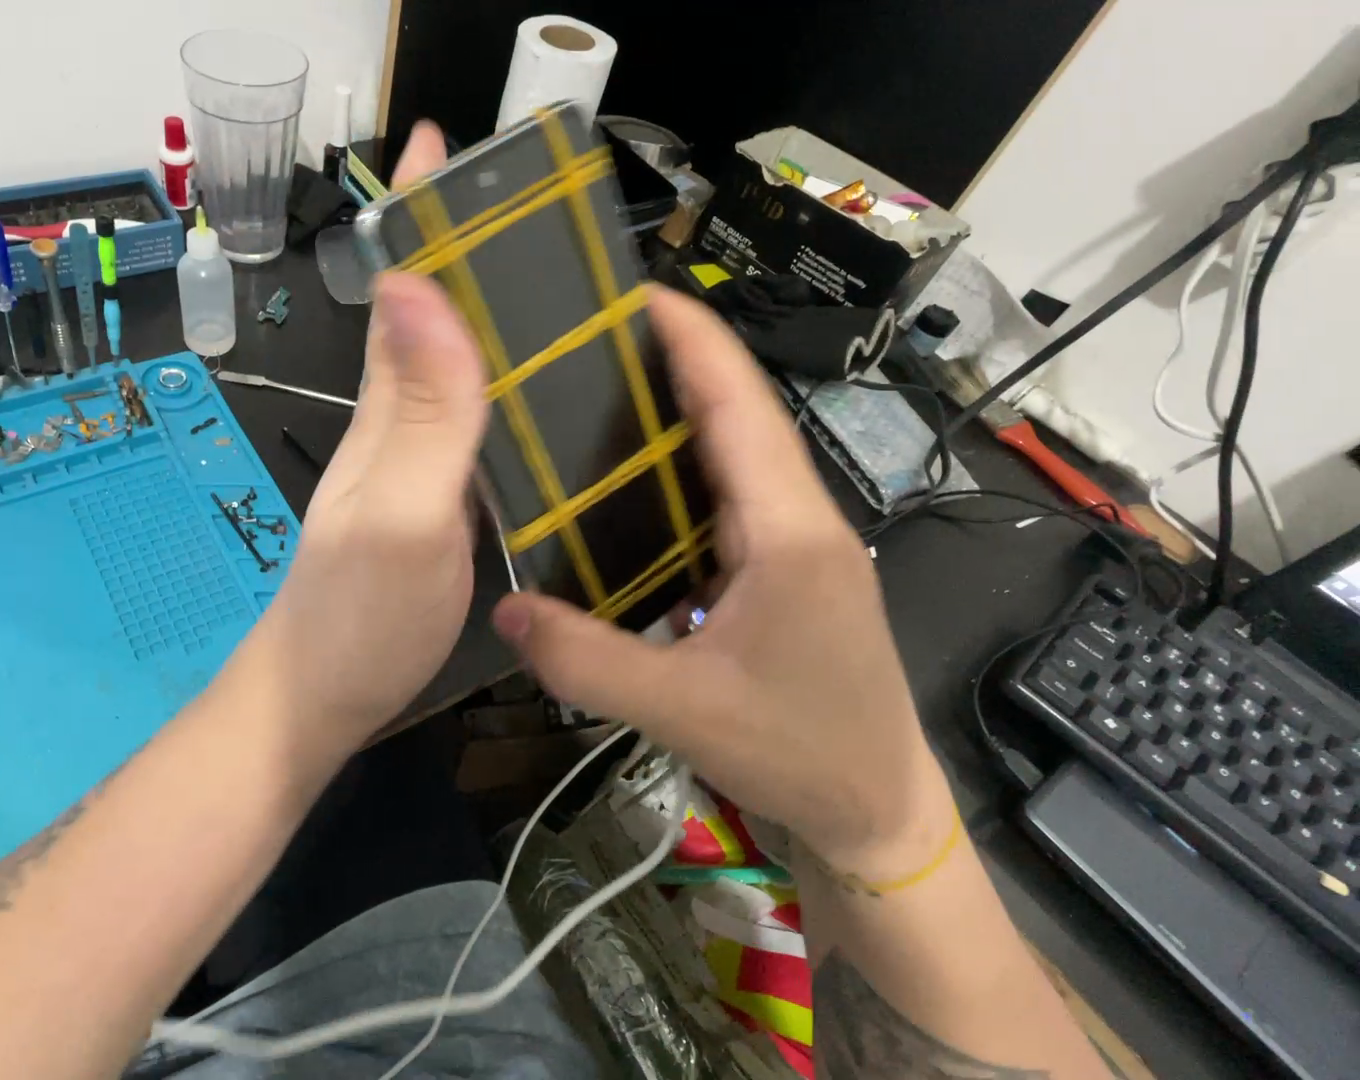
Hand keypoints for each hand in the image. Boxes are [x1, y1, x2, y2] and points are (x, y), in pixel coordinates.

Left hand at [236, 123, 490, 747]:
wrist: (323, 700)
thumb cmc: (359, 615)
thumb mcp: (401, 512)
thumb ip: (423, 411)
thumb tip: (420, 286)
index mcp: (388, 411)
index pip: (399, 292)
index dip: (413, 217)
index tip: (438, 143)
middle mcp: (398, 426)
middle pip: (432, 322)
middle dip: (471, 254)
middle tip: (537, 215)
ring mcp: (415, 469)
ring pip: (457, 374)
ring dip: (493, 322)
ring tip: (561, 294)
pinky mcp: (436, 509)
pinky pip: (476, 431)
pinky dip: (507, 396)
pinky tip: (546, 401)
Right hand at [491, 288, 954, 876]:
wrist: (877, 807)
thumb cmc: (799, 750)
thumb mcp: (683, 710)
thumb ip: (588, 662)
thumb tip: (506, 609)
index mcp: (787, 530)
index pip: (738, 406)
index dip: (692, 340)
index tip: (633, 294)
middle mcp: (796, 520)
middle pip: (733, 419)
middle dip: (668, 366)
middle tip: (583, 344)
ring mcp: (793, 547)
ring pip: (728, 461)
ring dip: (671, 422)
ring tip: (591, 400)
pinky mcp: (780, 574)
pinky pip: (722, 506)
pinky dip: (675, 481)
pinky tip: (622, 493)